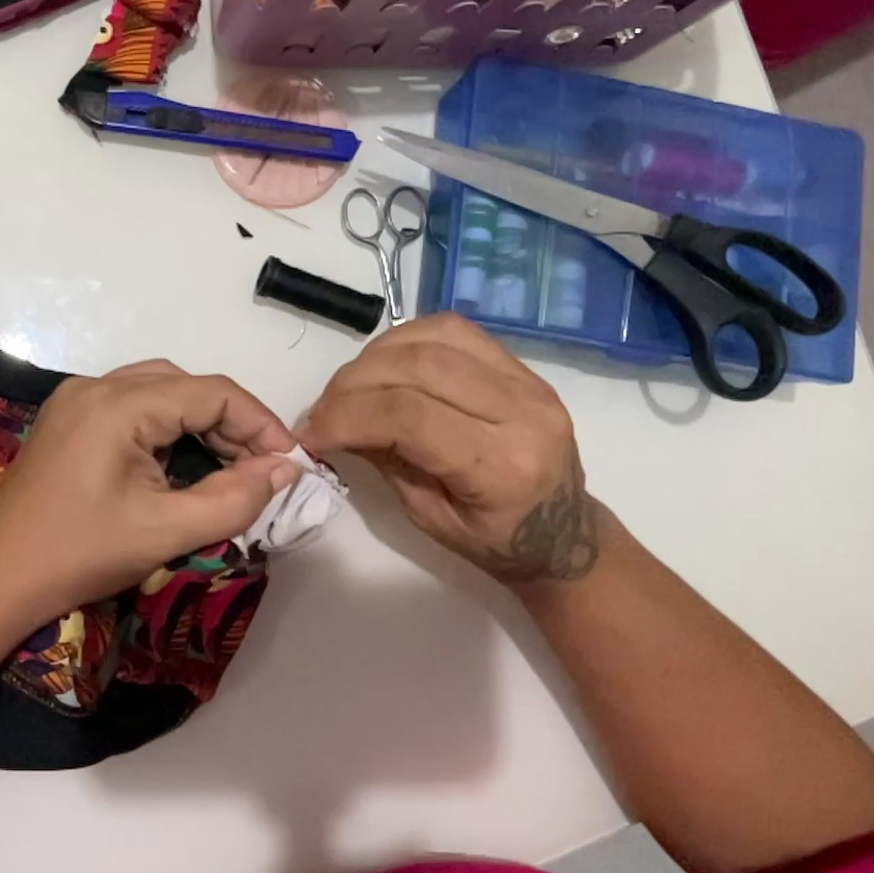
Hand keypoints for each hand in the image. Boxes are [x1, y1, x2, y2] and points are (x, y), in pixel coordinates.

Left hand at [0, 360, 300, 632]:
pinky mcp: (68, 419)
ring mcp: (76, 400)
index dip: (260, 423)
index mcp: (118, 405)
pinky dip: (167, 428)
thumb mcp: (165, 532)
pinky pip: (133, 407)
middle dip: (232, 424)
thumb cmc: (79, 556)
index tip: (290, 463)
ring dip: (201, 424)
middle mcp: (96, 386)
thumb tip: (286, 470)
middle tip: (263, 469)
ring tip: (232, 467)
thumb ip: (234, 499)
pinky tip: (184, 463)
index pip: (211, 393)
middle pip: (186, 386)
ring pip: (160, 392)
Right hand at [299, 315, 598, 582]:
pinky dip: (406, 341)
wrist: (564, 533)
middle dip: (353, 383)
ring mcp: (528, 381)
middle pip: (419, 367)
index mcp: (502, 466)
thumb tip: (333, 423)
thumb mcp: (429, 517)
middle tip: (322, 410)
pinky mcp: (522, 366)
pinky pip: (453, 331)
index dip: (347, 416)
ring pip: (434, 337)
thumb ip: (385, 461)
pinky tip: (384, 366)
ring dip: (376, 356)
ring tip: (350, 388)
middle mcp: (523, 412)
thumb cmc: (495, 541)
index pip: (409, 417)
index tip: (310, 433)